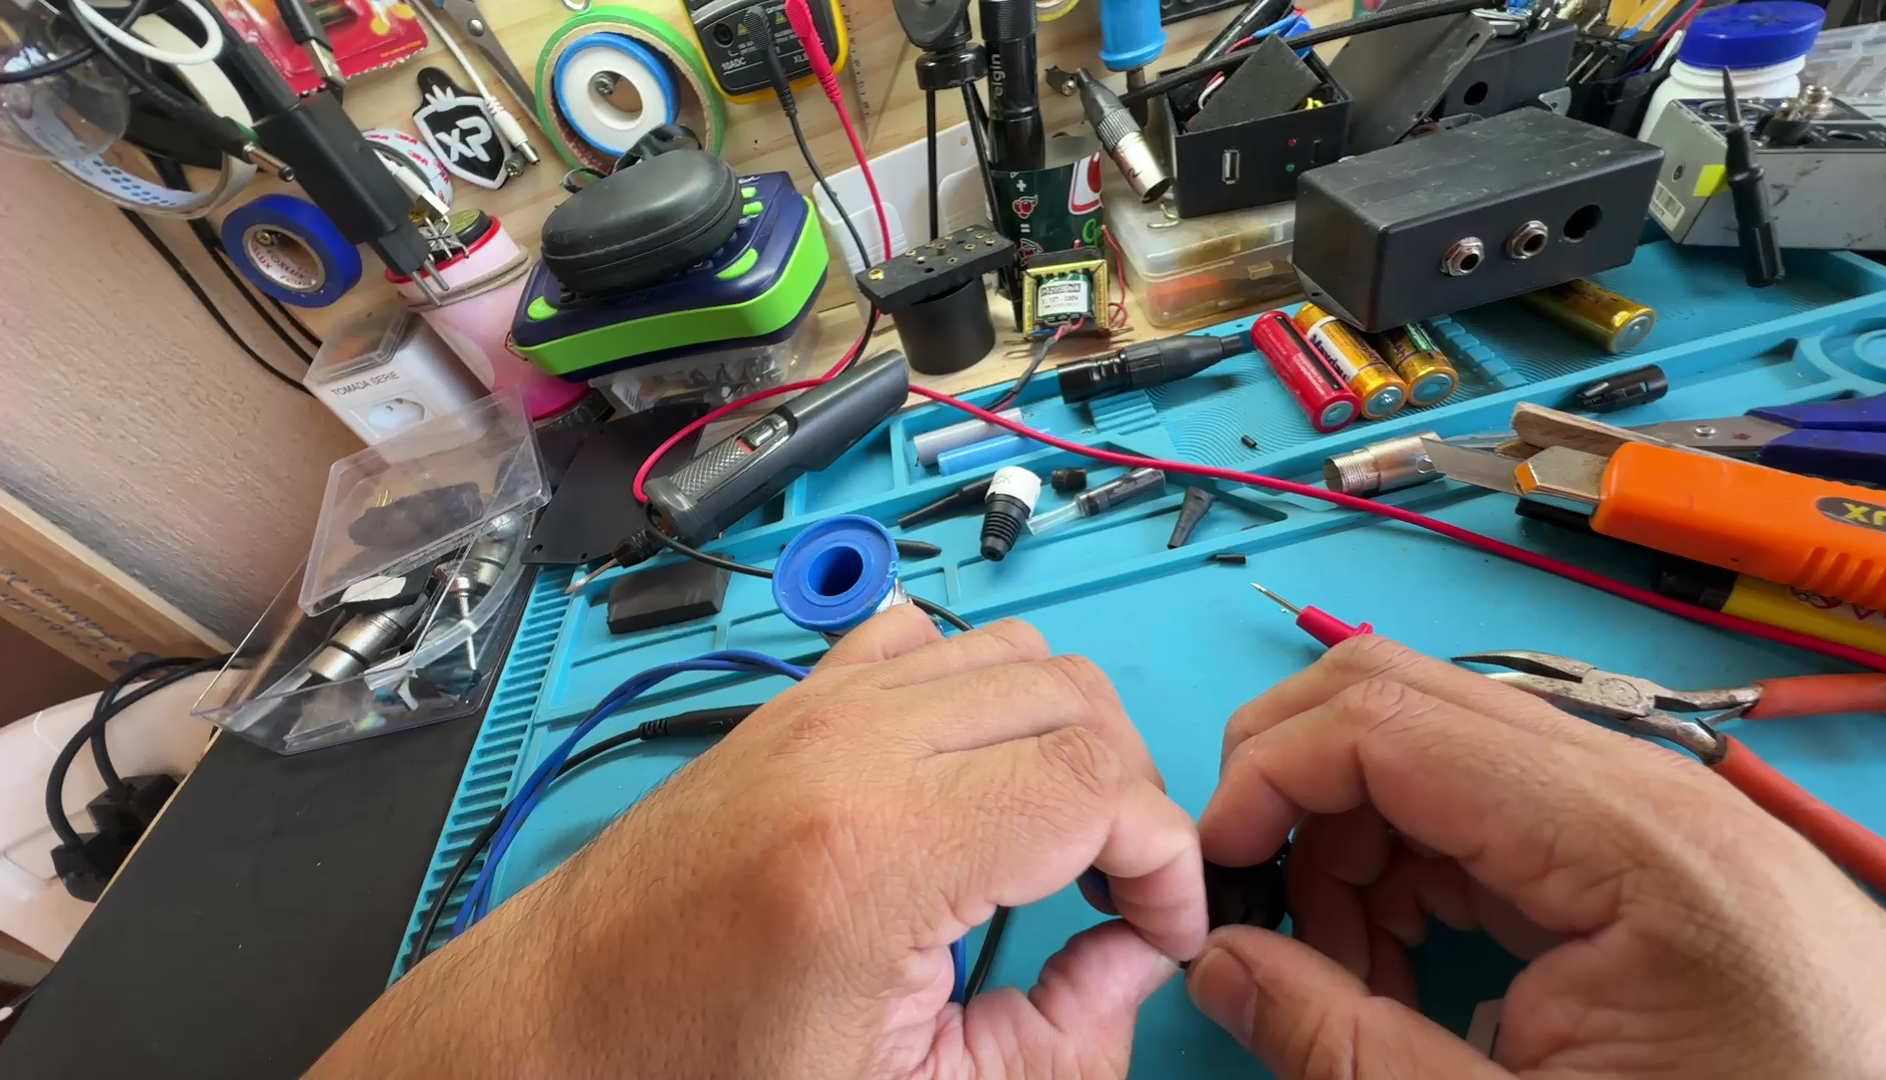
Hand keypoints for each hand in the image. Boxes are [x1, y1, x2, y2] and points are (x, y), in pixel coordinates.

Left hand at [307, 606, 1206, 1078]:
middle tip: (1113, 879)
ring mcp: (826, 698)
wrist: (561, 1026)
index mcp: (881, 847)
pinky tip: (964, 757)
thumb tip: (1132, 953)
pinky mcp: (805, 691)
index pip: (1098, 783)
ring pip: (1015, 652)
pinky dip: (977, 682)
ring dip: (1064, 731)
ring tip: (1050, 820)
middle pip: (1073, 699)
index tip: (1157, 925)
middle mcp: (857, 739)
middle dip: (1129, 789)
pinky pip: (927, 636)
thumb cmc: (706, 1075)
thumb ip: (1061, 1042)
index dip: (1166, 857)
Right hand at [1187, 636, 1885, 1077]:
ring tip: (1344, 959)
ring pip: (1403, 739)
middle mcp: (1624, 780)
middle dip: (1285, 775)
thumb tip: (1205, 962)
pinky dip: (1386, 859)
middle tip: (1256, 883)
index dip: (1265, 775)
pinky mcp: (1606, 834)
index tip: (1217, 864)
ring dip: (1334, 831)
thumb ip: (1339, 1049)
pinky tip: (1398, 952)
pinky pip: (1446, 797)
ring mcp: (1619, 799)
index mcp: (1626, 836)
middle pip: (1384, 691)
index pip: (1380, 720)